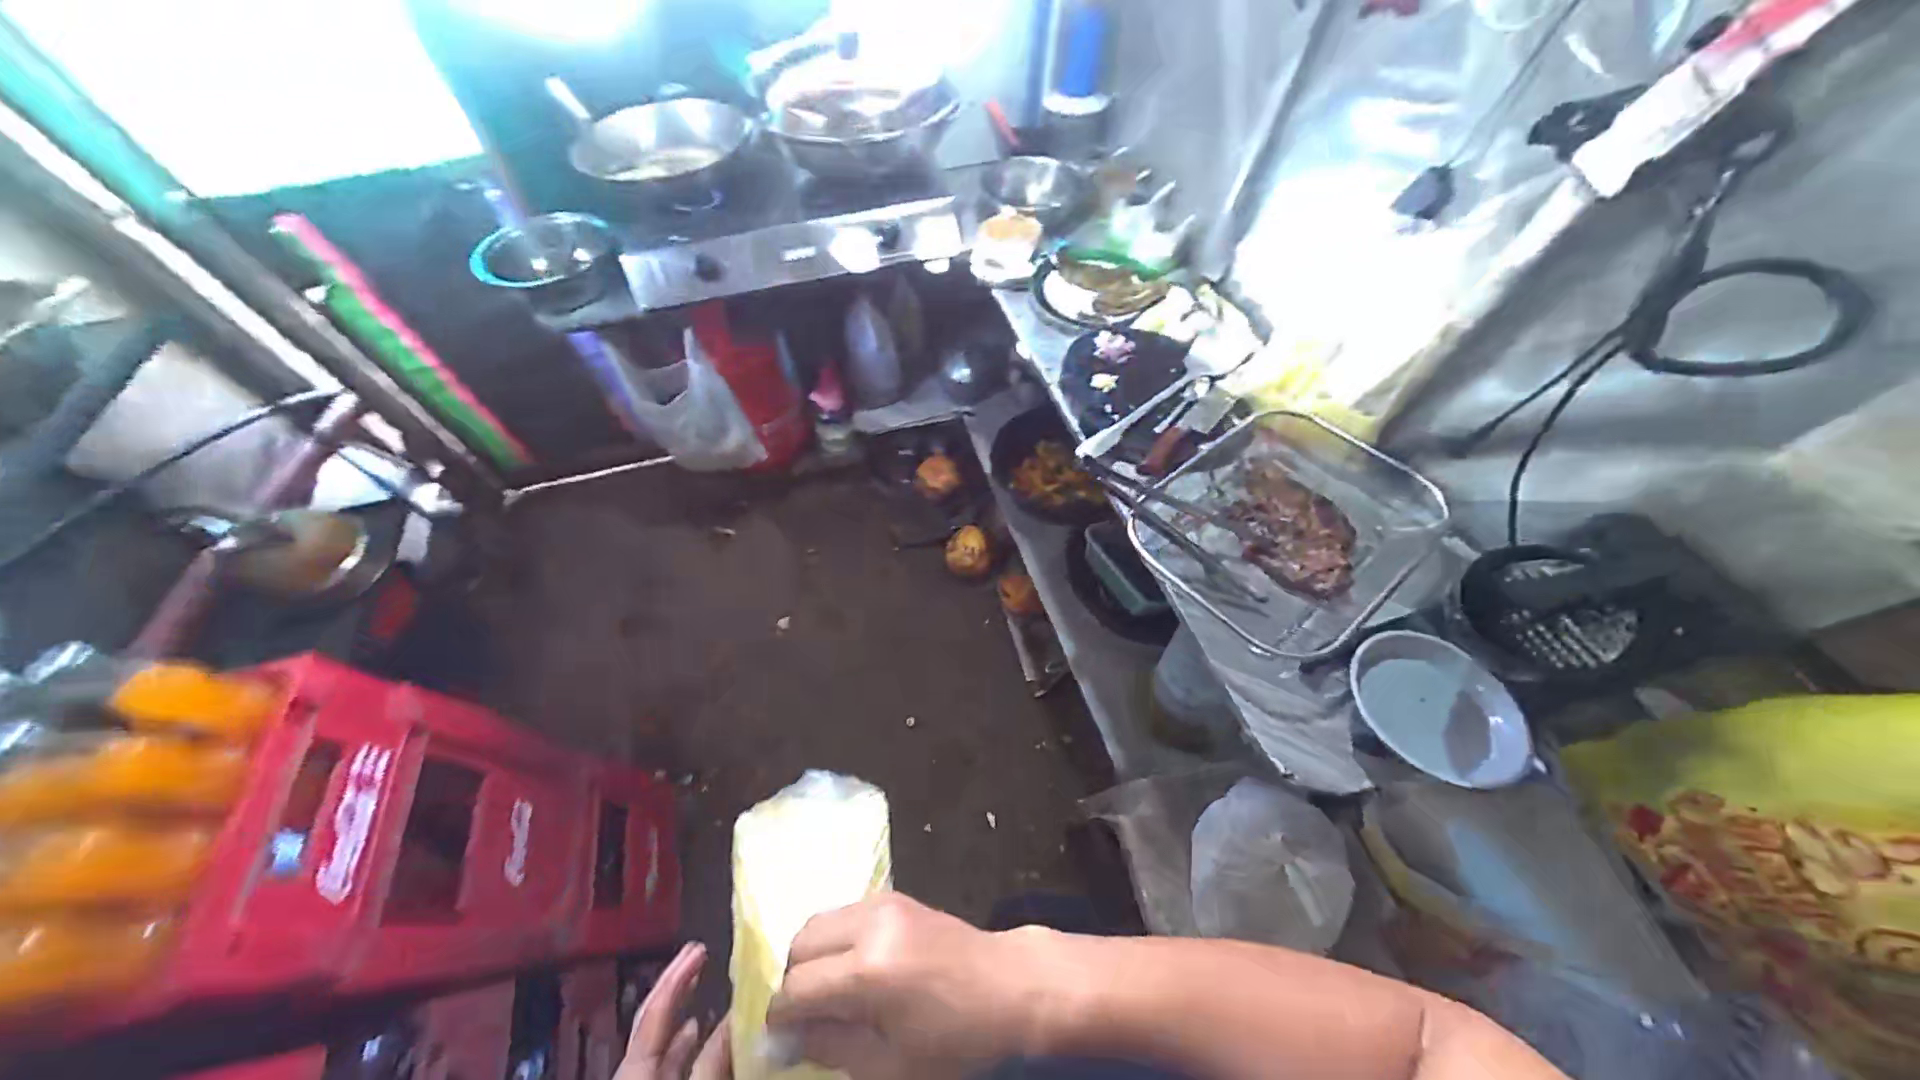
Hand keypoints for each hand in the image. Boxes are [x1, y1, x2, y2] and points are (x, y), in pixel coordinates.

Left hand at [615, 942, 730, 1079]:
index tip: (699, 947)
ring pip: (657, 1039)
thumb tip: (741, 1014)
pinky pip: (662, 1060)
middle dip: (674, 984)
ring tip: (698, 981)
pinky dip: (680, 1040)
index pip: (656, 1010)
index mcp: (635, 1068)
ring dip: (678, 1009)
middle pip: (650, 1018)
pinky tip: (695, 1029)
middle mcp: (631, 1070)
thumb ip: (716, 1056)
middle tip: (697, 952)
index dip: (678, 975)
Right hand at [767, 893, 1060, 1078]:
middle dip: (793, 981)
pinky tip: (852, 967)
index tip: (779, 1042)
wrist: (1009, 986)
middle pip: (800, 944)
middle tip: (804, 1017)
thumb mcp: (891, 1065)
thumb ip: (831, 1045)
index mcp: (868, 971)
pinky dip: (835, 937)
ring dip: (811, 956)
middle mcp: (870, 925)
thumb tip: (786, 1038)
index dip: (780, 1019)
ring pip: (819, 921)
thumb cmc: (956, 1039)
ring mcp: (884, 903)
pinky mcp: (895, 896)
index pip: (796, 988)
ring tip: (828, 992)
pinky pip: (845, 912)